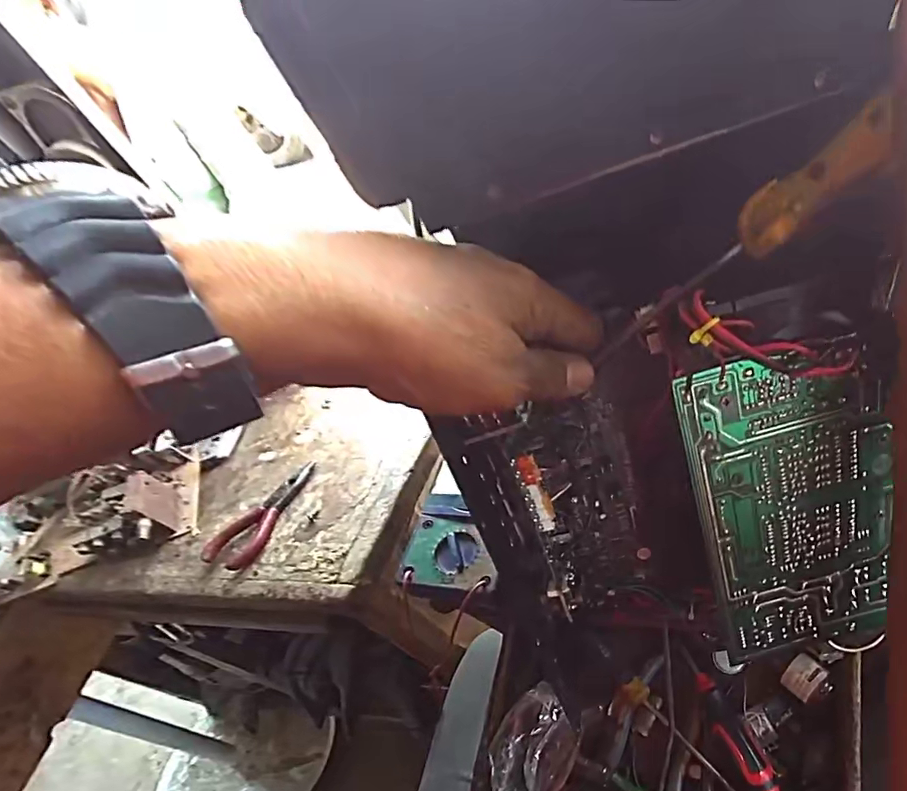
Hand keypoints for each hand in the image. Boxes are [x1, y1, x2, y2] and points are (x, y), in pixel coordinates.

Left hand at [177, 229, 600, 414]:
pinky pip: (444, 324)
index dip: (592, 360)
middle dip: (536, 361)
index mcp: (528, 295)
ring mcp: (445, 275)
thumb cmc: (412, 336)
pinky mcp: (404, 284)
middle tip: (527, 398)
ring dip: (489, 357)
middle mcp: (491, 275)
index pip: (585, 326)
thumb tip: (581, 375)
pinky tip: (426, 371)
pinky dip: (445, 350)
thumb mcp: (505, 378)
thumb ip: (551, 377)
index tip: (586, 385)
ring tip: (472, 390)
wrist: (314, 303)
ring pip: (488, 324)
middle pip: (535, 323)